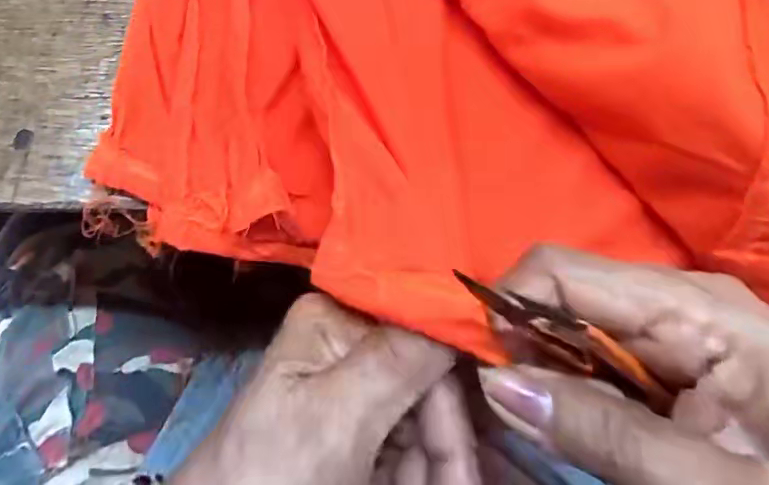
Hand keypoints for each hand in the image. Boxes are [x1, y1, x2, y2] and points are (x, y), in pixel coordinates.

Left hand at [172, 293, 479, 484]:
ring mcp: (354, 400)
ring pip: (427, 421)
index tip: (495, 397)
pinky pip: (412, 453)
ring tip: (450, 483)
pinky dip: (427, 475)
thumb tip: (461, 302)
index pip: (412, 323)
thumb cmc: (273, 474)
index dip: (452, 361)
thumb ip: (396, 359)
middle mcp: (347, 349)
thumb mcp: (333, 416)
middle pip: (426, 377)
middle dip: (448, 432)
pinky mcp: (359, 445)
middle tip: (463, 479)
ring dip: (443, 461)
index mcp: (333, 321)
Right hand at [476, 246, 768, 484]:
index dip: (509, 307)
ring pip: (576, 336)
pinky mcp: (679, 374)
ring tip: (512, 427)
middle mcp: (683, 304)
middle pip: (567, 300)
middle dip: (521, 347)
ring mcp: (682, 337)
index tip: (472, 368)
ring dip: (538, 378)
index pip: (569, 274)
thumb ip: (612, 435)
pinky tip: (554, 431)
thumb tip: (497, 381)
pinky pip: (600, 370)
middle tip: (487, 412)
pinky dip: (568, 399)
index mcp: (702, 308)